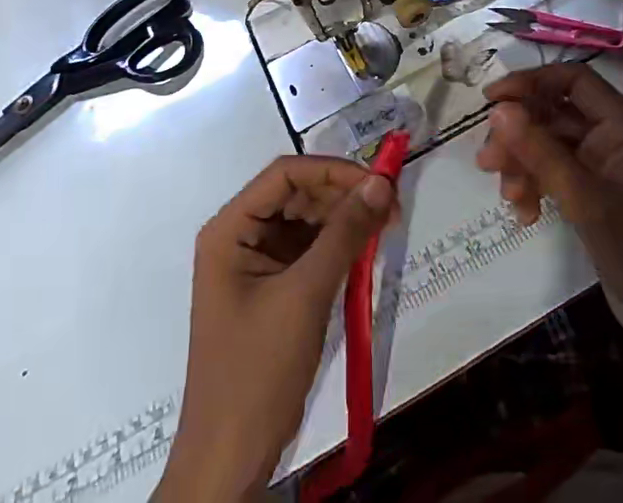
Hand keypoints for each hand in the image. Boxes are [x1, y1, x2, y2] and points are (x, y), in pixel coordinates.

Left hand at [155, 157, 396, 500]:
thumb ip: (344, 234)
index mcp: (230, 228)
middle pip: (296, 194)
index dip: (333, 171)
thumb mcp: (305, 295)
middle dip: (343, 195)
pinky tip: (367, 250)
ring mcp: (256, 261)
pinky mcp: (273, 285)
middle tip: (392, 208)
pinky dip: (338, 245)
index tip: (379, 183)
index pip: (284, 174)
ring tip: (386, 227)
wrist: (232, 451)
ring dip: (345, 219)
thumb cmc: (258, 368)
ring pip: (306, 220)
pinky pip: (309, 249)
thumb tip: (381, 183)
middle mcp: (240, 235)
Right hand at [479, 64, 622, 353]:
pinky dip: (536, 189)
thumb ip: (542, 153)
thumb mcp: (588, 201)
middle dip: (519, 135)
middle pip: (555, 115)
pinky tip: (526, 215)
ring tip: (509, 197)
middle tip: (487, 162)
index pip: (574, 81)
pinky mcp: (596, 199)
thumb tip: (498, 109)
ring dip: (523, 166)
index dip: (531, 83)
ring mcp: (605, 171)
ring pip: (551, 148)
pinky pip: (556, 178)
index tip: (490, 101)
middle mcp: (615, 141)